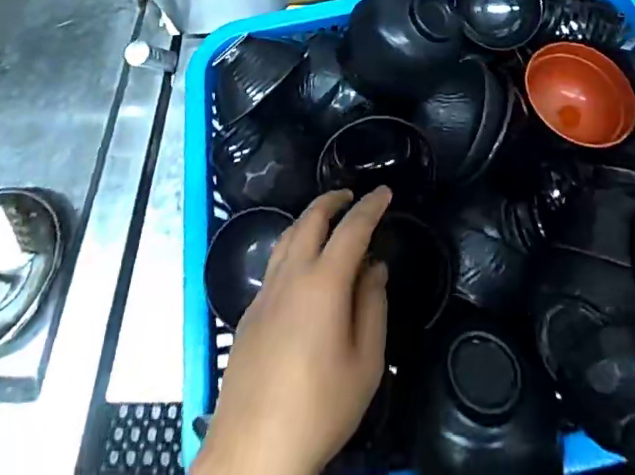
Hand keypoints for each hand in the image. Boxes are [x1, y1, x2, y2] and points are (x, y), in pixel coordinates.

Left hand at [193, 187, 391, 474]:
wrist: (255, 443)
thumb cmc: (321, 406)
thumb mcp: (365, 362)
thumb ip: (372, 306)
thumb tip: (374, 267)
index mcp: (323, 283)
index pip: (351, 229)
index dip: (370, 207)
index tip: (384, 191)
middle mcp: (290, 276)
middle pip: (310, 220)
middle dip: (332, 200)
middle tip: (352, 196)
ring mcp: (264, 291)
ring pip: (286, 237)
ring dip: (309, 219)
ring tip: (328, 220)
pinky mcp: (250, 310)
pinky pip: (275, 262)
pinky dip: (294, 246)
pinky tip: (304, 266)